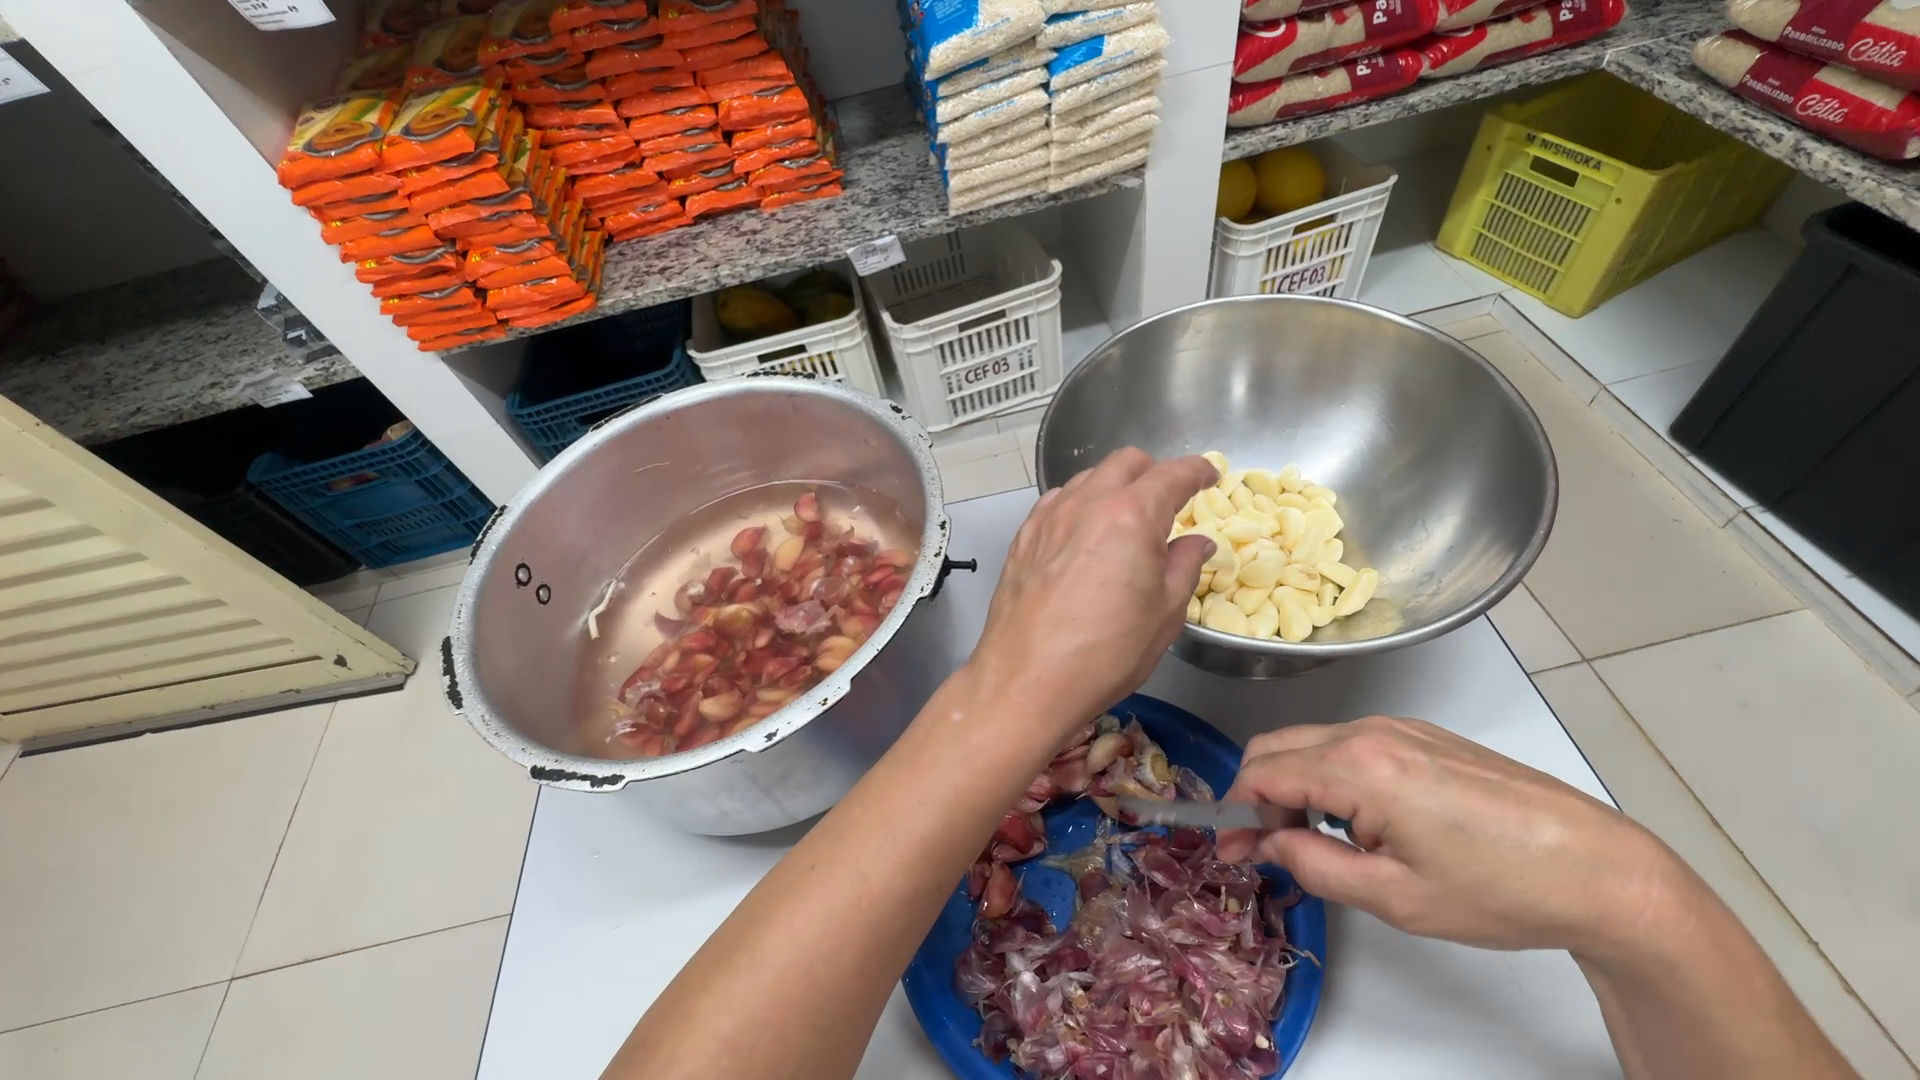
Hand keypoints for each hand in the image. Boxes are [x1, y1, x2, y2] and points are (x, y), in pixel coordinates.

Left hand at [967, 448, 1217, 734]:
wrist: (1026, 681)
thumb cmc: (1104, 654)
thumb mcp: (1163, 614)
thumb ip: (1183, 567)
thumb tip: (1196, 543)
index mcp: (1131, 516)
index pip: (1172, 475)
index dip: (1197, 471)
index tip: (1208, 475)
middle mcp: (1087, 504)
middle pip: (1126, 463)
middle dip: (1153, 472)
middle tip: (1168, 501)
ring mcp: (1049, 518)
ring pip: (1088, 479)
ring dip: (1113, 488)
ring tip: (1124, 521)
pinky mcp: (1023, 537)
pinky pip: (1057, 503)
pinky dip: (1079, 506)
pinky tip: (1084, 536)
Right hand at [1216, 716, 1689, 958]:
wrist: (1601, 870)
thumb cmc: (1499, 889)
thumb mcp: (1394, 897)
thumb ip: (1312, 865)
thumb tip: (1267, 844)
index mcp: (1358, 766)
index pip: (1261, 772)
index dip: (1234, 811)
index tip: (1231, 850)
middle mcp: (1370, 731)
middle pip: (1276, 746)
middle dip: (1257, 794)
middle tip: (1267, 847)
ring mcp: (1400, 728)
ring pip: (1311, 744)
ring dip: (1294, 786)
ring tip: (1316, 843)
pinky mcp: (1424, 736)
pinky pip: (1349, 745)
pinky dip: (1328, 777)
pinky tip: (1358, 822)